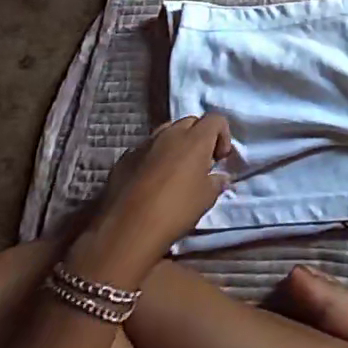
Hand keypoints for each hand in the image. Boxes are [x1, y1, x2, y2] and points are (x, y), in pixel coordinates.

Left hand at [88, 115, 234, 268]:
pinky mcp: (125, 157)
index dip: (223, 135)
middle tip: (201, 163)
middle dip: (199, 136)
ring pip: (166, 132)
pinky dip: (154, 156)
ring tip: (176, 170)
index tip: (220, 159)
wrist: (127, 228)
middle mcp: (170, 133)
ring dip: (176, 144)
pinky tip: (152, 180)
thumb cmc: (175, 210)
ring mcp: (144, 143)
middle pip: (191, 121)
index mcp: (195, 139)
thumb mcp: (206, 198)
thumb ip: (216, 181)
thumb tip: (220, 177)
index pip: (216, 119)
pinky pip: (146, 148)